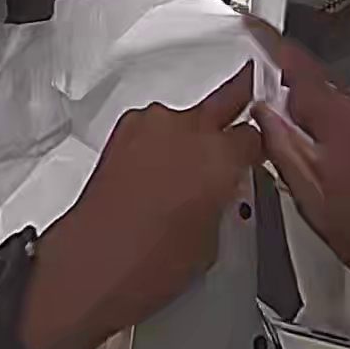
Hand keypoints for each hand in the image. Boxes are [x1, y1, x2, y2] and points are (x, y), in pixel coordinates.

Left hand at [19, 64, 262, 348]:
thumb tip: (221, 188)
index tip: (255, 150)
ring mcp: (156, 123)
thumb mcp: (211, 241)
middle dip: (241, 96)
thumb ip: (224, 197)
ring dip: (189, 134)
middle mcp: (190, 128)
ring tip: (177, 172)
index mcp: (221, 156)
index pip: (254, 134)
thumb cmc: (146, 262)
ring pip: (187, 116)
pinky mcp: (128, 126)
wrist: (91, 262)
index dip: (258, 144)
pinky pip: (155, 125)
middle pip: (228, 96)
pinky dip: (158, 140)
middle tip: (250, 86)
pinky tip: (152, 172)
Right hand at [243, 19, 349, 300]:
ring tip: (321, 174)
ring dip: (320, 127)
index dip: (272, 42)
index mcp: (338, 119)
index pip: (298, 67)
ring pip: (335, 108)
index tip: (256, 25)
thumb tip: (262, 110)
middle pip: (315, 90)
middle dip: (294, 107)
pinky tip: (344, 173)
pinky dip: (341, 135)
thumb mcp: (308, 192)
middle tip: (283, 141)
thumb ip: (280, 143)